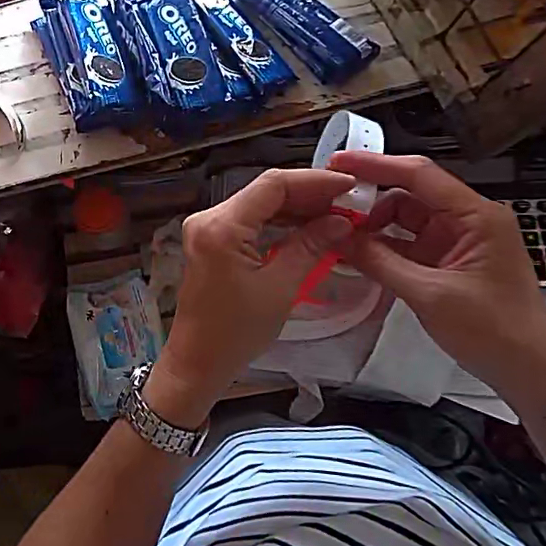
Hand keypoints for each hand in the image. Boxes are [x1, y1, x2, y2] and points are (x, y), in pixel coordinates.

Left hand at [148, 168, 358, 427]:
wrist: (197, 363)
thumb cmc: (236, 333)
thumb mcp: (281, 288)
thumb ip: (310, 246)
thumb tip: (341, 221)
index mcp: (221, 226)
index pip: (273, 185)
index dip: (314, 182)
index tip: (349, 185)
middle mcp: (209, 218)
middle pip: (265, 192)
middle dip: (309, 195)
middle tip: (349, 202)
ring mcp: (207, 228)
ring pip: (259, 205)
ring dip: (297, 208)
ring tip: (336, 214)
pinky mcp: (211, 241)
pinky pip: (250, 221)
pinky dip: (279, 223)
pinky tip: (308, 227)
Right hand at [328, 151, 545, 397]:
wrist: (531, 374)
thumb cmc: (496, 333)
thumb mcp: (430, 295)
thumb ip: (380, 262)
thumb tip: (339, 238)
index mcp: (477, 216)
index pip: (419, 174)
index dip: (376, 165)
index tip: (339, 162)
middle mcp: (469, 220)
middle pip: (410, 193)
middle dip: (370, 197)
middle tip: (331, 204)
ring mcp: (459, 241)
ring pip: (407, 219)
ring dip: (375, 225)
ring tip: (340, 234)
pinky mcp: (450, 262)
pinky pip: (410, 244)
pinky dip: (384, 247)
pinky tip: (359, 254)